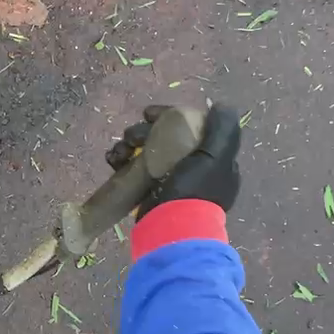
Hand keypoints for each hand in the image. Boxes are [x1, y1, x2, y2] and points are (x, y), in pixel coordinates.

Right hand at [105, 103, 241, 217]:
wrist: (171, 228)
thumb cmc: (193, 190)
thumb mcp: (216, 156)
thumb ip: (222, 129)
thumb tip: (219, 104)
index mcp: (211, 157)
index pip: (188, 126)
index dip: (167, 115)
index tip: (147, 114)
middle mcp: (191, 166)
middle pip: (162, 137)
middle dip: (141, 132)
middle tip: (129, 138)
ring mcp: (168, 179)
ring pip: (143, 150)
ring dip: (126, 146)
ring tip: (116, 153)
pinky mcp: (148, 190)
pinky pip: (132, 167)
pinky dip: (120, 161)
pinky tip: (112, 162)